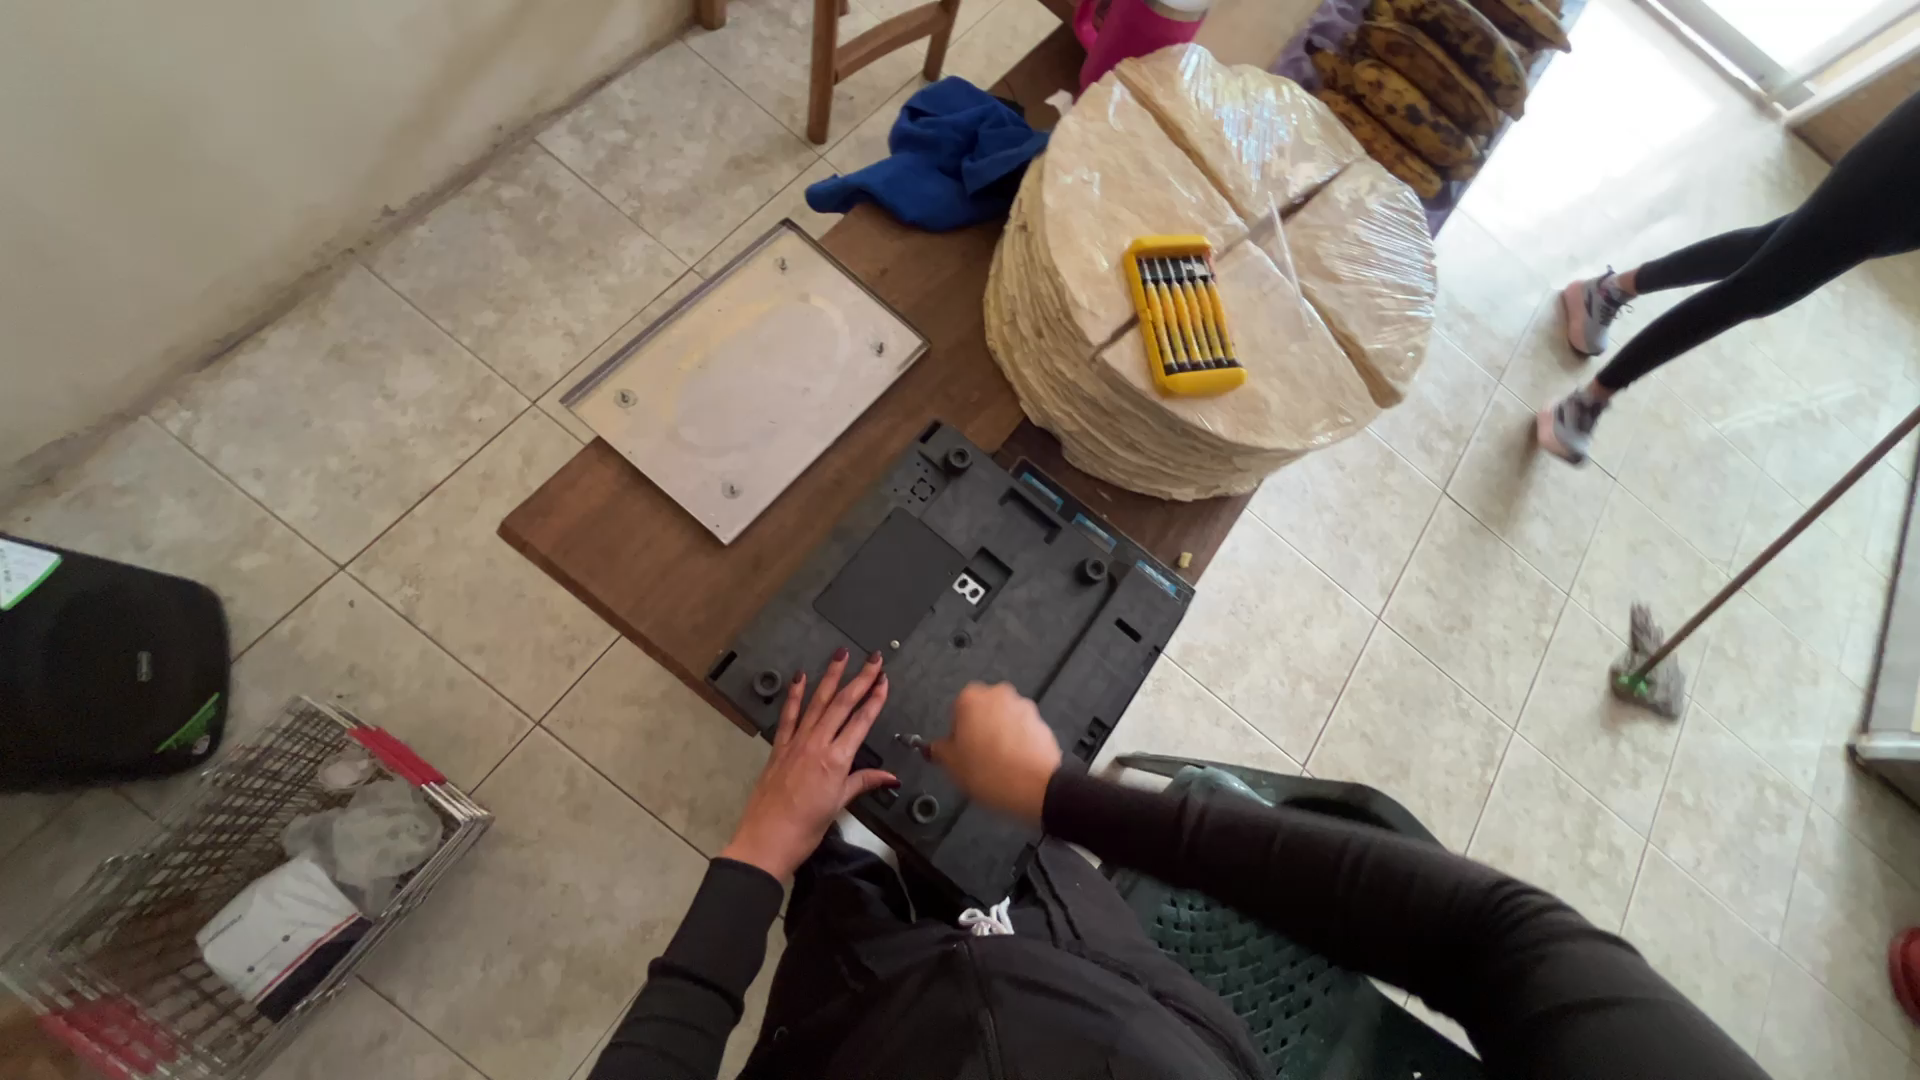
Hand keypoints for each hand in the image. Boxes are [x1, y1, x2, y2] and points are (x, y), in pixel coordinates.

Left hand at [721, 648, 897, 880]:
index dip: (875, 699)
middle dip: (860, 679)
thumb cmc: (806, 829)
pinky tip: (800, 677)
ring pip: (817, 703)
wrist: (766, 842)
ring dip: (831, 677)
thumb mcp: (839, 805)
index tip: (884, 680)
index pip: (861, 722)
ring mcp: (796, 743)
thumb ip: (863, 782)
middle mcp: (817, 745)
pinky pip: (789, 716)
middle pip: (842, 705)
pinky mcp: (779, 748)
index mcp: (836, 760)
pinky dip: (795, 696)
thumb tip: (891, 777)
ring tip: (842, 656)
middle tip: (874, 659)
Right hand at [929, 682, 1060, 824]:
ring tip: (996, 763)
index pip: (955, 710)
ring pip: (1003, 719)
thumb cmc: (990, 772)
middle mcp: (998, 695)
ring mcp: (1022, 706)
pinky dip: (1017, 742)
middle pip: (981, 711)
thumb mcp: (951, 764)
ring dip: (998, 735)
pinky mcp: (1040, 722)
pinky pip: (1022, 730)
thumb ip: (938, 750)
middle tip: (975, 756)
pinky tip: (1013, 763)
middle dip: (978, 730)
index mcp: (971, 698)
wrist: (1035, 786)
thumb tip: (935, 748)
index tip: (958, 749)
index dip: (955, 732)